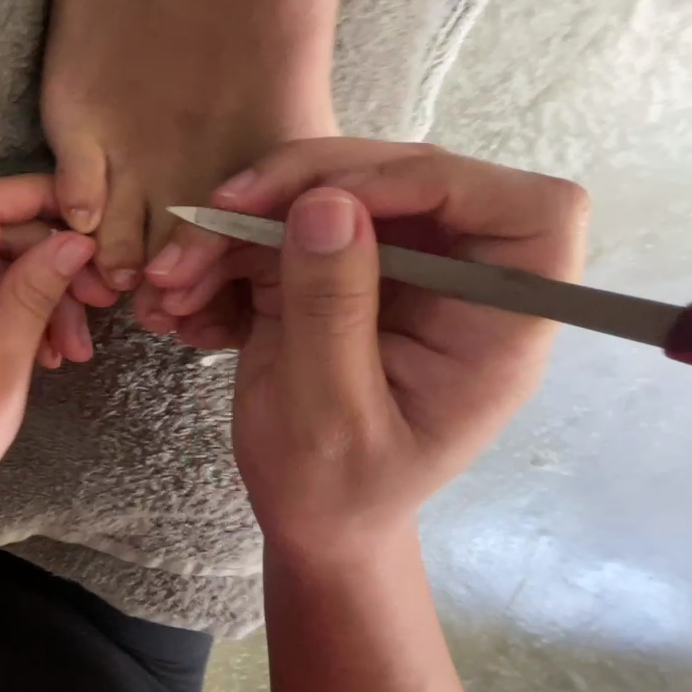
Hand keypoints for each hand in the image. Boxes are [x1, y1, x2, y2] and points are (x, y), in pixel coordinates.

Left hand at [0, 175, 103, 547]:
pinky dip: (13, 310)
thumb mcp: (1, 364)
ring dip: (39, 293)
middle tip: (102, 299)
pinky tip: (48, 351)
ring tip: (76, 346)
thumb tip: (74, 239)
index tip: (94, 221)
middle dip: (51, 258)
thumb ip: (34, 292)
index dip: (40, 197)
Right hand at [150, 139, 589, 560]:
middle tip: (215, 212)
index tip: (328, 201)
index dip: (431, 183)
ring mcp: (379, 271)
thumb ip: (332, 309)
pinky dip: (213, 253)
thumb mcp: (328, 409)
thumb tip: (326, 205)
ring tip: (169, 279)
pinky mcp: (321, 273)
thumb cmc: (335, 485)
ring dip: (231, 226)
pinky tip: (177, 292)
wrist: (305, 511)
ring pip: (317, 196)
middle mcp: (445, 280)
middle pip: (397, 179)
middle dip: (295, 185)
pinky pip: (268, 231)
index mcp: (491, 322)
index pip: (521, 212)